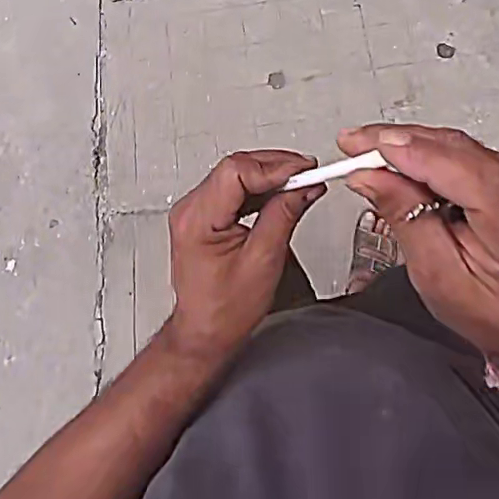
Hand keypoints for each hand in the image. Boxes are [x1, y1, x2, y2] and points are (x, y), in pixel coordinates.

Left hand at [164, 150, 324, 362]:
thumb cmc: (224, 310)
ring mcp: (194, 210)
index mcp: (197, 220)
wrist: (205, 331)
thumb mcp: (263, 262)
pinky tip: (281, 192)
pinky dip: (260, 186)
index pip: (235, 172)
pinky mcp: (204, 214)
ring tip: (300, 182)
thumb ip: (283, 217)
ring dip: (270, 174)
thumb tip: (302, 187)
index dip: (274, 167)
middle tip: (308, 173)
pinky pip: (233, 187)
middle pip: (235, 167)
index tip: (304, 171)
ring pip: (235, 173)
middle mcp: (190, 209)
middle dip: (275, 167)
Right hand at [337, 124, 498, 369]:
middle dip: (402, 145)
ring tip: (364, 152)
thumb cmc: (487, 308)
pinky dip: (424, 148)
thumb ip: (406, 220)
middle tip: (354, 146)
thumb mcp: (436, 276)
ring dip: (407, 143)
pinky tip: (395, 156)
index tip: (378, 149)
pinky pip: (462, 148)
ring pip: (459, 145)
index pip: (479, 181)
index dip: (425, 158)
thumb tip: (372, 177)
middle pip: (465, 155)